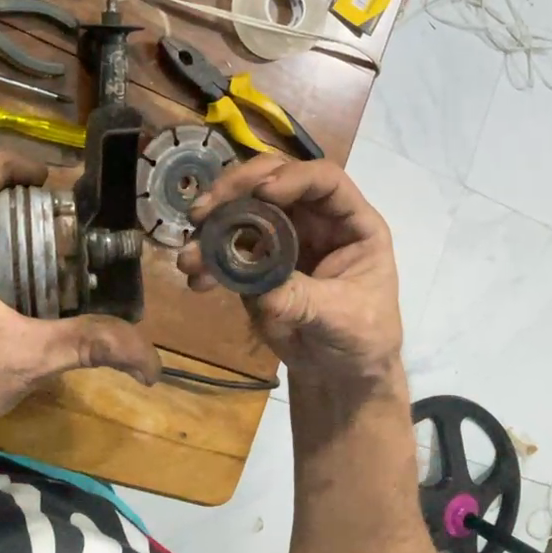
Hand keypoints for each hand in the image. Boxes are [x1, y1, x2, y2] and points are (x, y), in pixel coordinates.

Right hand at [177, 156, 402, 386]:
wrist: (338, 374)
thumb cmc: (362, 340)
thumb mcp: (344, 319)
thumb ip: (305, 300)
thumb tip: (264, 292)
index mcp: (350, 222)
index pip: (324, 181)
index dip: (293, 178)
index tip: (263, 192)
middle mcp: (314, 219)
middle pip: (273, 181)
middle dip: (236, 188)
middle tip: (205, 209)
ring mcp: (282, 237)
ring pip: (242, 209)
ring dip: (211, 225)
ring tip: (190, 255)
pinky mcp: (255, 261)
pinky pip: (225, 246)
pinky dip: (206, 257)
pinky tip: (195, 278)